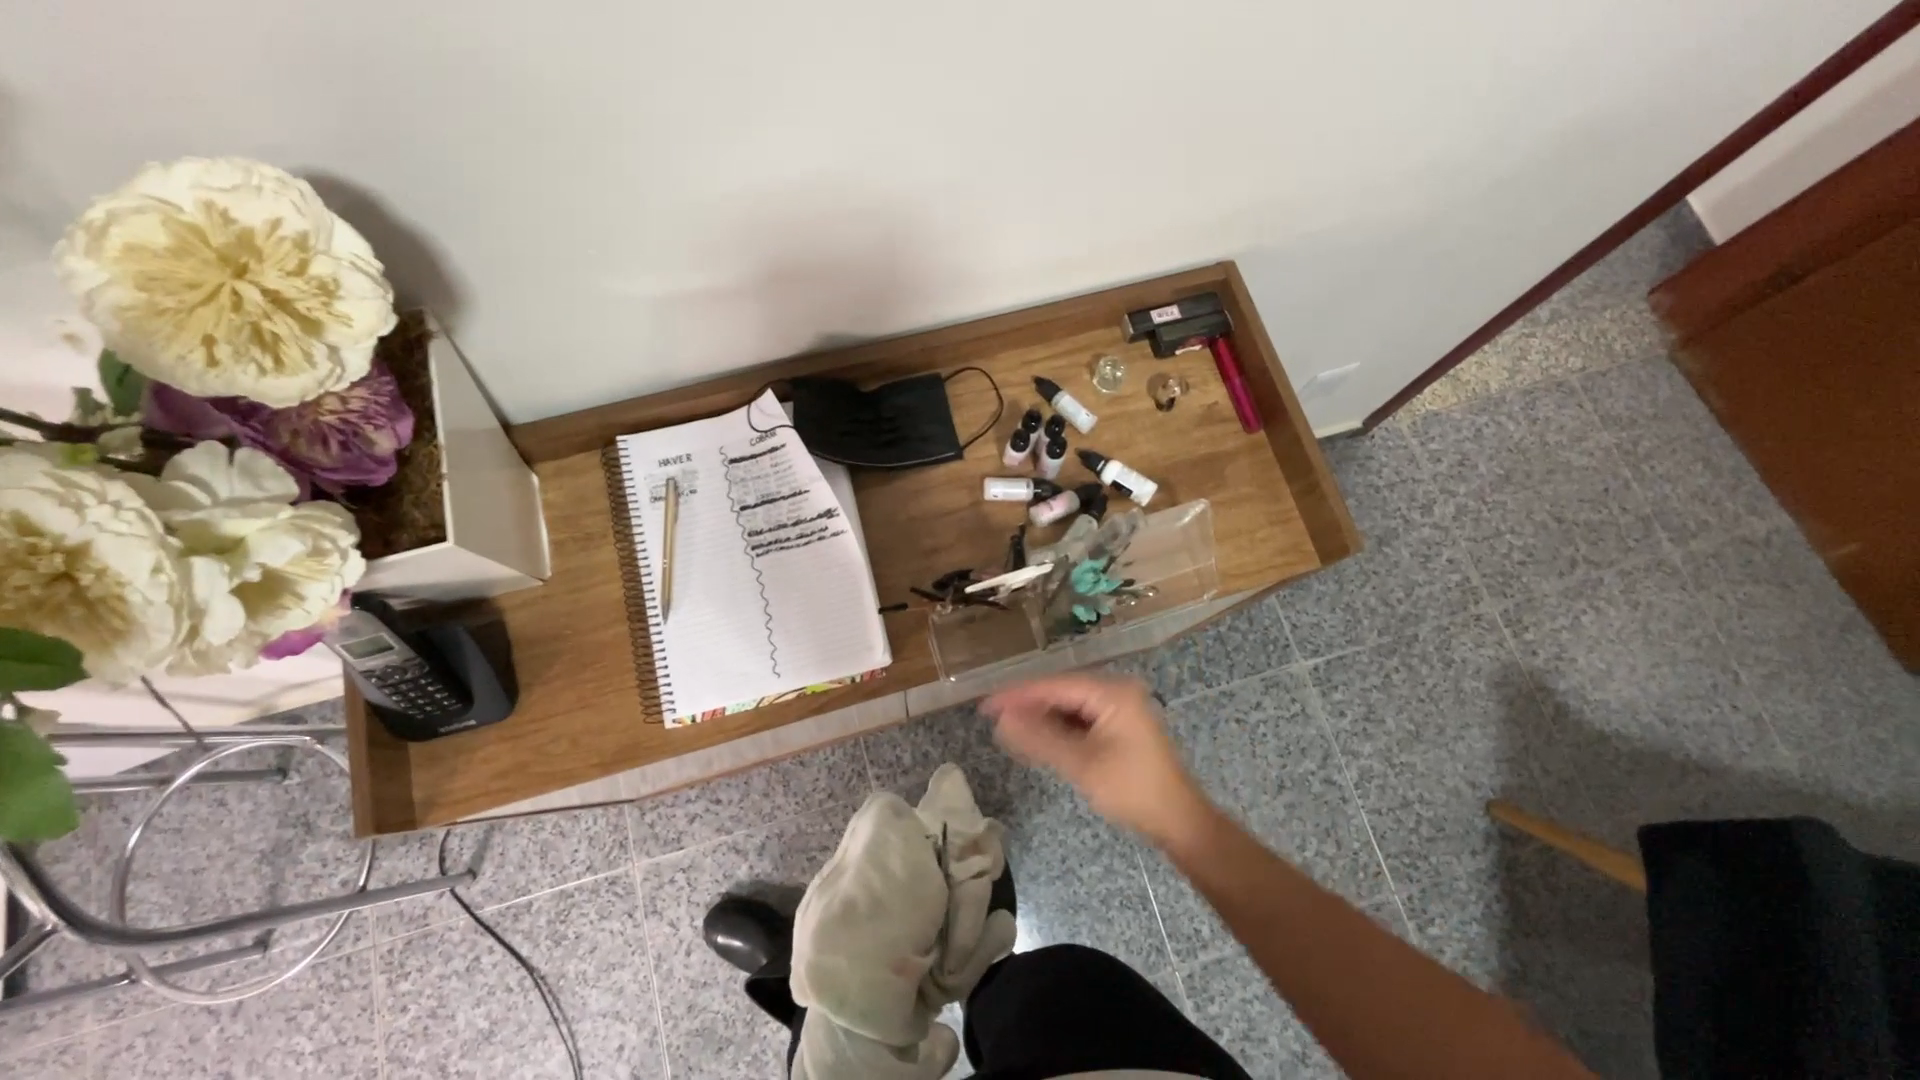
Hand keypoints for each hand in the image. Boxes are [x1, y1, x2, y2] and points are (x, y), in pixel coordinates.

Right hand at [980, 673, 1216, 847]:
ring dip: (1041, 719)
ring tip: (1008, 731)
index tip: (985, 707)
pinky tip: (1037, 741)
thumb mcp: (1080, 764)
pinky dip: (1058, 730)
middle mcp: (1116, 692)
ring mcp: (1120, 709)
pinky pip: (1081, 720)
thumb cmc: (1132, 790)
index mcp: (1111, 692)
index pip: (1053, 685)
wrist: (1178, 819)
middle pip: (1061, 692)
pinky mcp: (1120, 727)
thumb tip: (1001, 721)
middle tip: (992, 719)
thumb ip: (1039, 739)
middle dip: (1027, 706)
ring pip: (1069, 707)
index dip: (1017, 695)